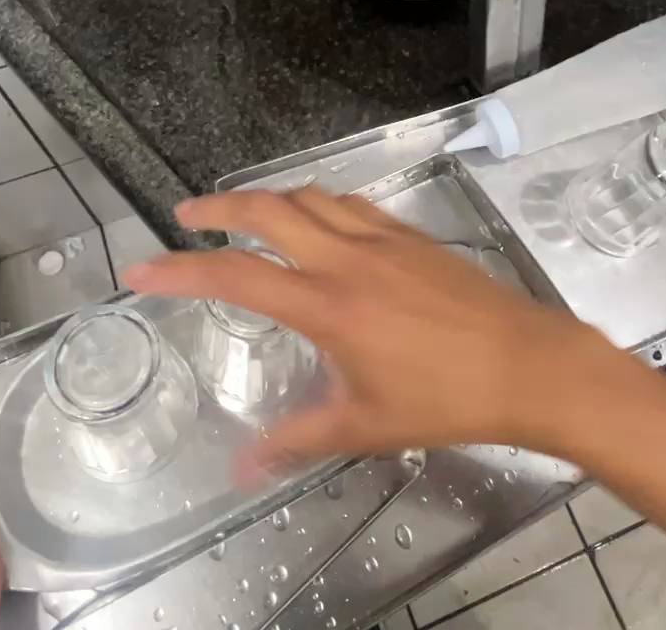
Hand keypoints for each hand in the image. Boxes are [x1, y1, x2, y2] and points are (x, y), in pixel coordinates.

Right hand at [122, 188, 635, 475]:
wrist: (524, 362)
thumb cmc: (442, 398)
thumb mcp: (364, 425)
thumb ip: (296, 439)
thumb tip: (241, 468)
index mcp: (326, 304)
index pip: (236, 276)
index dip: (180, 270)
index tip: (141, 268)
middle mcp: (345, 257)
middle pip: (266, 210)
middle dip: (217, 206)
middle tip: (185, 215)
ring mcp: (381, 237)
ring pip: (308, 196)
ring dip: (268, 198)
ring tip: (245, 213)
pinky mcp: (409, 233)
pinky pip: (350, 202)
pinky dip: (318, 201)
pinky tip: (318, 218)